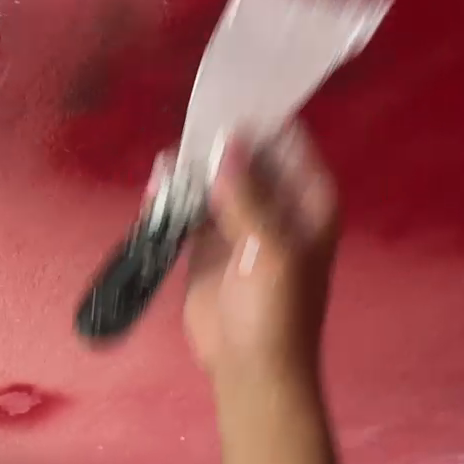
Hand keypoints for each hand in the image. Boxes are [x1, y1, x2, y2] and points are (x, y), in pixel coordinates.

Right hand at [182, 125, 339, 384]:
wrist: (248, 364)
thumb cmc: (276, 309)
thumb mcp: (269, 248)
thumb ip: (247, 195)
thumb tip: (226, 142)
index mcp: (306, 199)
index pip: (285, 142)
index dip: (257, 120)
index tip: (222, 100)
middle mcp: (274, 202)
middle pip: (242, 155)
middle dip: (214, 143)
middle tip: (185, 133)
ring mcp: (238, 220)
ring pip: (212, 178)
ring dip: (189, 170)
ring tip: (167, 168)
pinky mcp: (206, 240)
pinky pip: (188, 206)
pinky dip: (173, 196)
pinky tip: (157, 191)